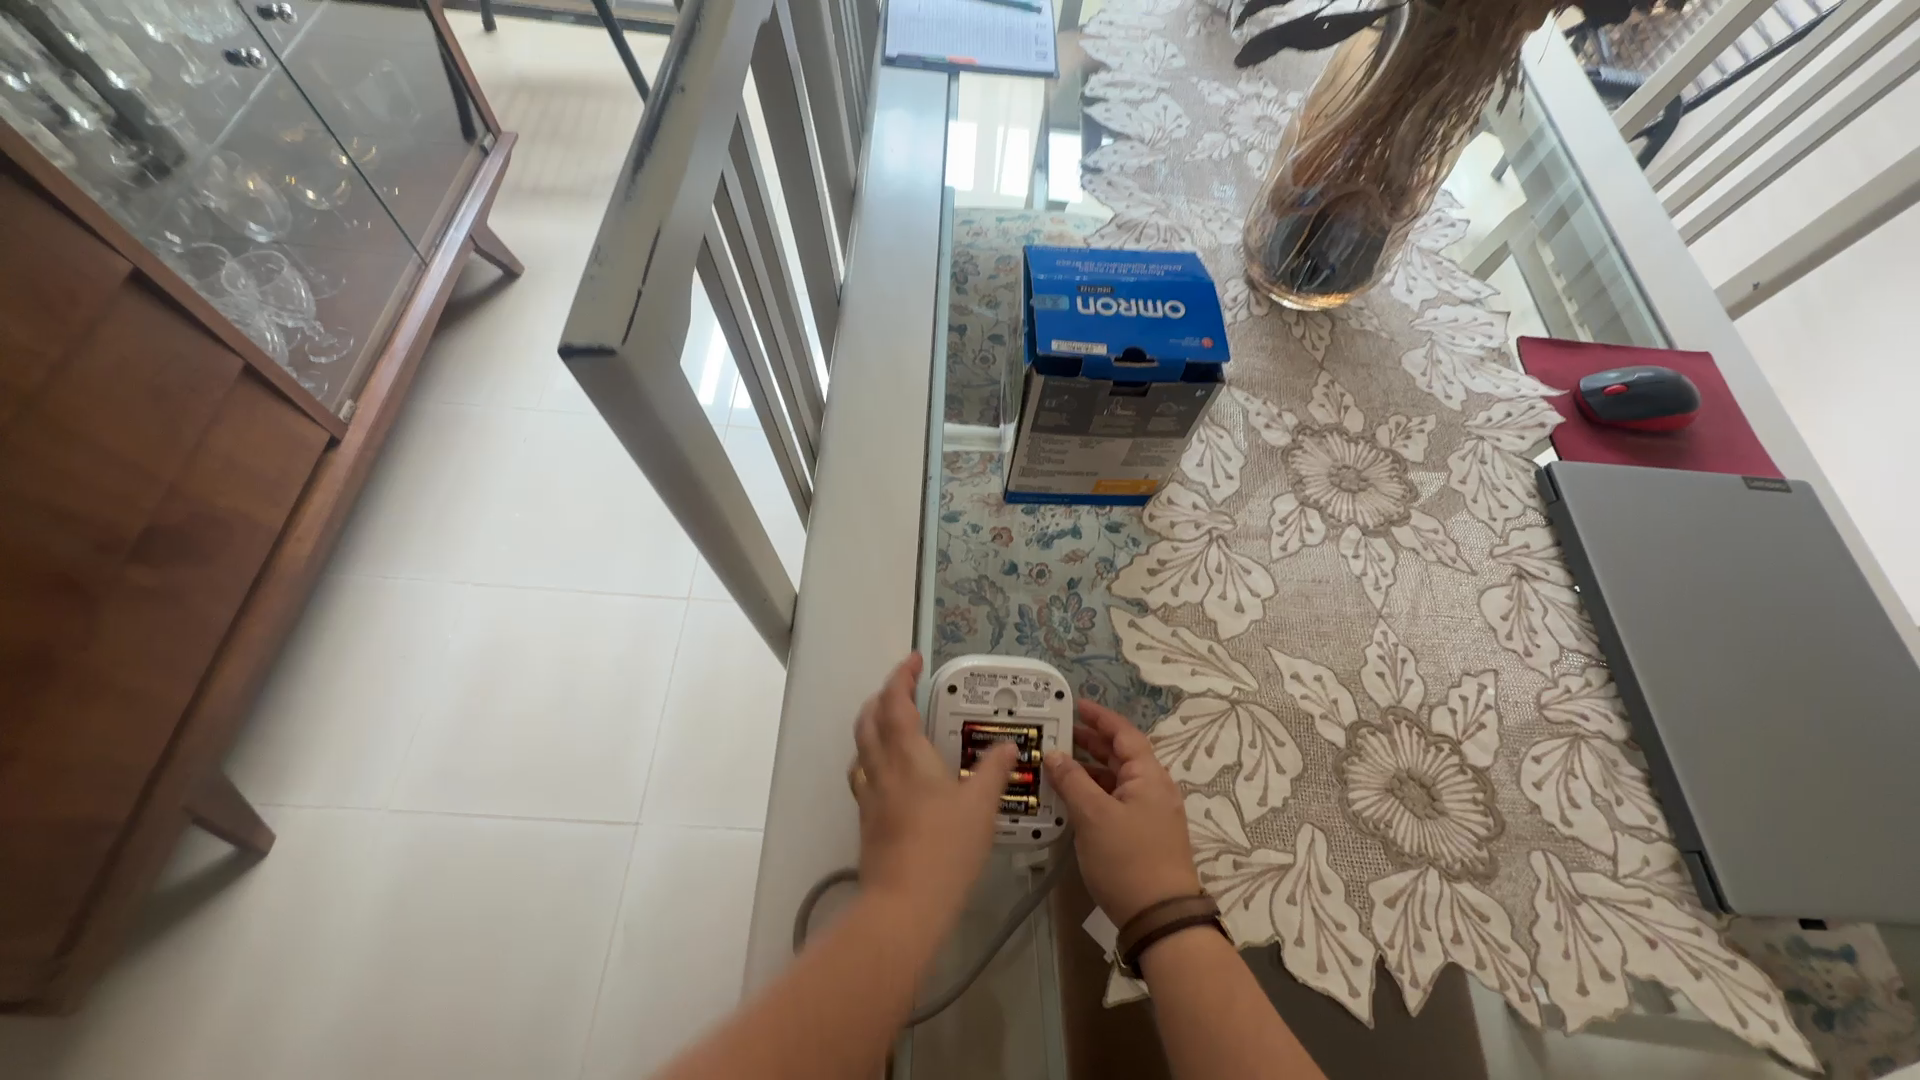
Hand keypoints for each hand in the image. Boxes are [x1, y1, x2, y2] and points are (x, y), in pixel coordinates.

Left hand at [852, 653, 1017, 924]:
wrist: (904, 904)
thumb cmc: (946, 848)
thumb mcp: (981, 805)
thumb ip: (993, 770)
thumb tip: (1008, 746)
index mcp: (907, 756)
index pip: (895, 703)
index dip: (901, 677)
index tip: (913, 661)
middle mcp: (881, 768)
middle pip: (868, 720)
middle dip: (882, 696)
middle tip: (902, 688)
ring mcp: (869, 796)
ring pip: (861, 747)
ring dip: (872, 725)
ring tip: (893, 724)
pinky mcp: (867, 821)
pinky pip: (864, 773)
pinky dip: (873, 757)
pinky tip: (892, 774)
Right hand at [1043, 699, 1200, 926]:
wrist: (1160, 918)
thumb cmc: (1128, 859)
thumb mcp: (1094, 816)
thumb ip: (1072, 781)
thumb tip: (1055, 754)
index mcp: (1149, 776)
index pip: (1124, 734)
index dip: (1100, 717)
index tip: (1075, 705)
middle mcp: (1154, 789)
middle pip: (1121, 755)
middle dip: (1091, 741)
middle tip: (1058, 732)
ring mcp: (1150, 814)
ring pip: (1116, 780)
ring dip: (1089, 770)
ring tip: (1057, 763)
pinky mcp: (1143, 836)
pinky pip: (1115, 801)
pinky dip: (1093, 793)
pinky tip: (1070, 798)